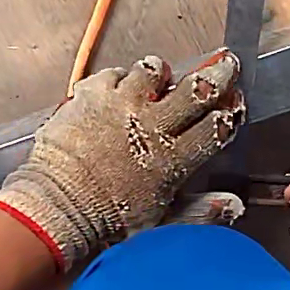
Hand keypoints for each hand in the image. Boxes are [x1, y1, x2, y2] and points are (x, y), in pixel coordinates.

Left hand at [0, 51, 243, 269]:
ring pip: (152, 71)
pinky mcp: (90, 97)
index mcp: (173, 158)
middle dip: (217, 75)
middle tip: (225, 64)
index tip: (234, 106)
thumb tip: (232, 205)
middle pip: (195, 90)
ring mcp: (120, 106)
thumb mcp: (160, 225)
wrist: (55, 210)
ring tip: (160, 73)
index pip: (215, 127)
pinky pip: (111, 74)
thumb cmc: (105, 224)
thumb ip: (199, 212)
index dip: (229, 113)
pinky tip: (117, 86)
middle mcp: (152, 125)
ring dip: (160, 71)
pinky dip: (118, 77)